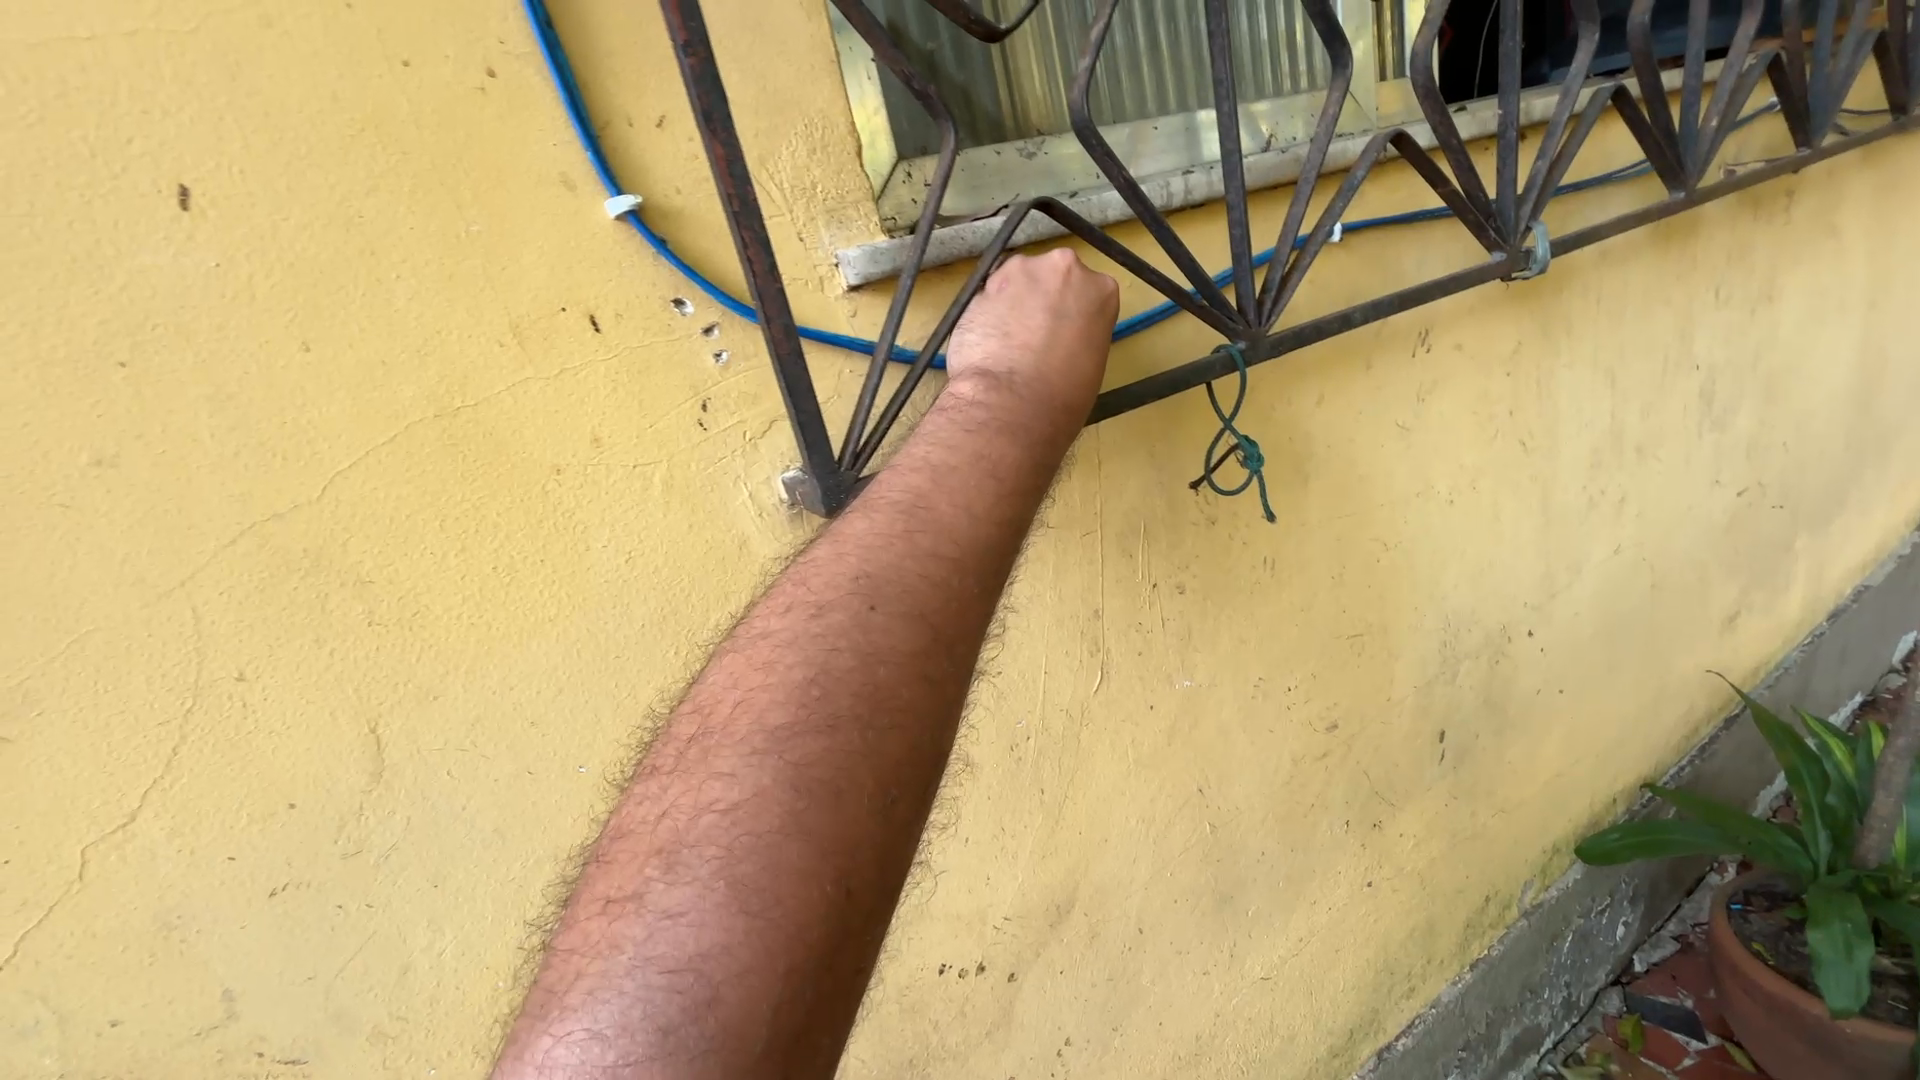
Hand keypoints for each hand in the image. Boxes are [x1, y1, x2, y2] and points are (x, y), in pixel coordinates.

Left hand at [944, 248, 1118, 427]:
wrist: (1013, 402)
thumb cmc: (1063, 396)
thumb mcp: (1091, 365)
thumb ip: (1081, 335)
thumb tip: (1063, 339)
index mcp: (1102, 290)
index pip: (1087, 294)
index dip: (1071, 316)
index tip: (1062, 335)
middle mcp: (1064, 267)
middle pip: (1052, 277)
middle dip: (1042, 301)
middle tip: (1033, 338)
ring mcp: (1020, 271)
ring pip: (1016, 281)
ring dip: (1012, 303)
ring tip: (1005, 342)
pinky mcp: (982, 284)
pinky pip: (986, 297)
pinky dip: (986, 314)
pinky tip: (986, 342)